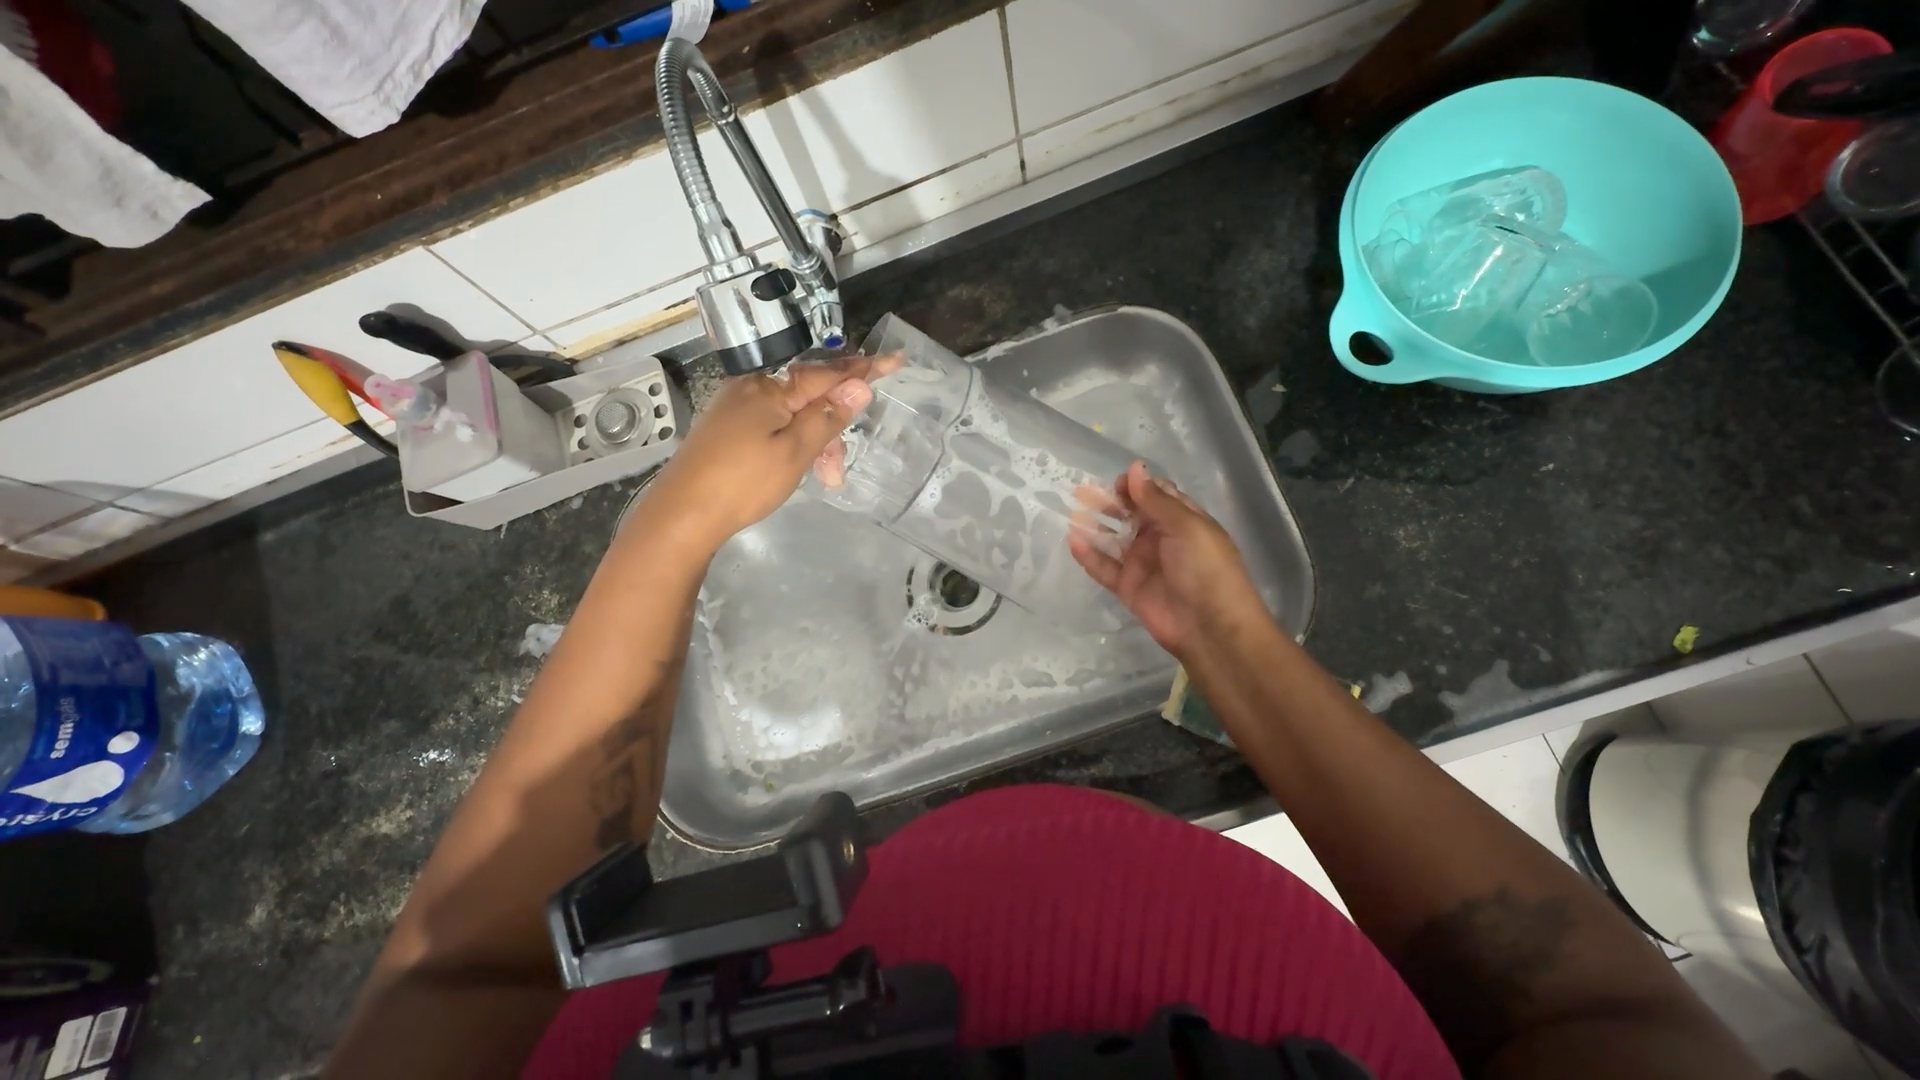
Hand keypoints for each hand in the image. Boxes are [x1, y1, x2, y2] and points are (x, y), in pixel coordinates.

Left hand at [644, 355, 892, 551]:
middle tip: (837, 471)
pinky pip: (774, 425)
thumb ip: (827, 417)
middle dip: (833, 428)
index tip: (896, 360)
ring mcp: (736, 408)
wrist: (682, 514)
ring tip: (822, 480)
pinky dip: (793, 444)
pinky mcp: (727, 428)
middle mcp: (752, 388)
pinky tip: (796, 467)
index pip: (828, 372)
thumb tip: (858, 383)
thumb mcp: (794, 452)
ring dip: (813, 443)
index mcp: (770, 388)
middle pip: (809, 396)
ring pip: (792, 414)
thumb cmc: (741, 483)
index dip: (863, 369)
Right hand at [1068, 462, 1268, 657]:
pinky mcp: (1127, 586)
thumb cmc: (1206, 568)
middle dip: (1110, 501)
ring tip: (1072, 510)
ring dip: (1095, 524)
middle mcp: (1161, 538)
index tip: (1117, 483)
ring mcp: (1142, 562)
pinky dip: (1088, 554)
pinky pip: (1104, 567)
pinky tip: (1073, 539)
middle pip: (1131, 513)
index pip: (1156, 495)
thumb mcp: (1186, 526)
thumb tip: (1134, 468)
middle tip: (1084, 492)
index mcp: (1183, 520)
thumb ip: (1156, 500)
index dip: (1136, 486)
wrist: (1209, 625)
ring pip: (1114, 538)